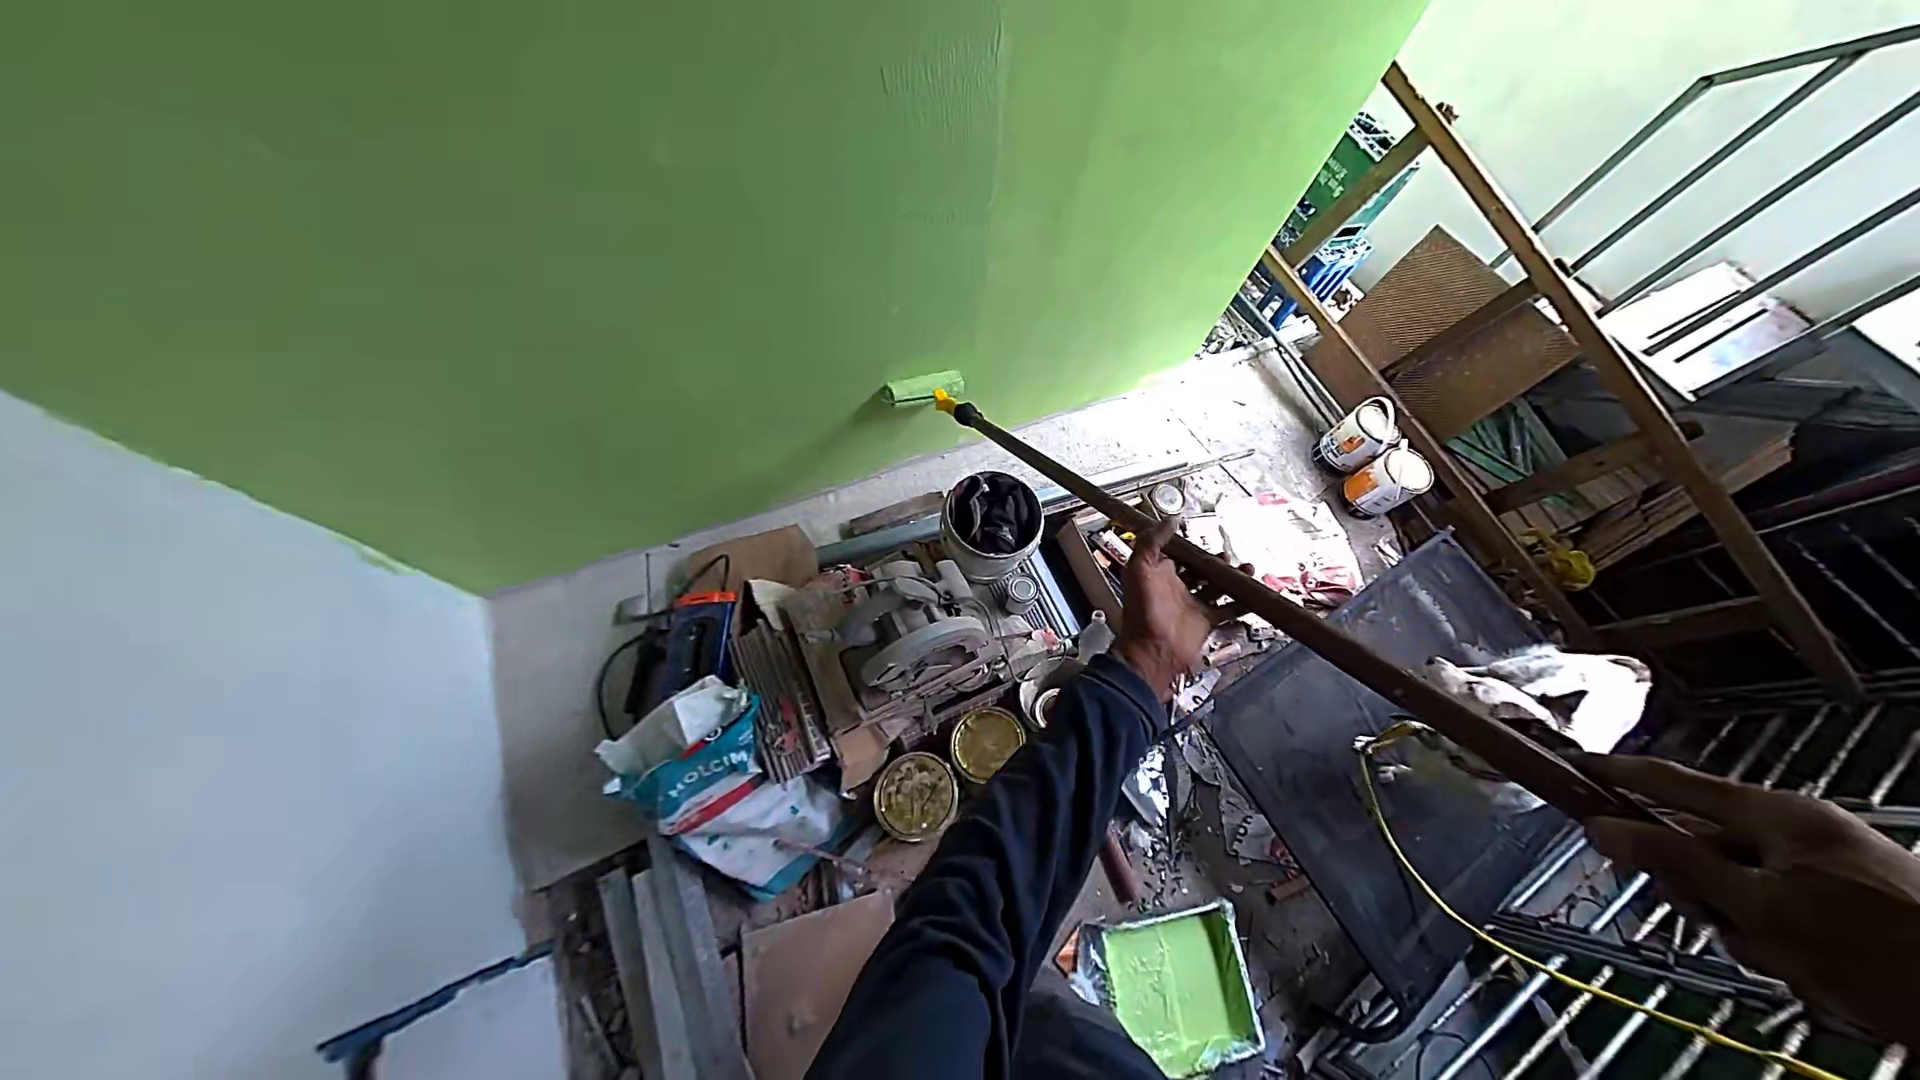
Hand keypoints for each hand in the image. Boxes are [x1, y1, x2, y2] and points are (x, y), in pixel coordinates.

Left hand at [1110, 518, 1244, 701]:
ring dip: (1231, 577)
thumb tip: (1170, 521)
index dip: (1189, 546)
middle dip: (1214, 562)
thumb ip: (1152, 542)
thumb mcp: (1140, 568)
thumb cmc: (1142, 610)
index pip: (1176, 554)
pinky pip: (1228, 608)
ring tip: (1246, 569)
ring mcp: (1191, 604)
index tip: (1203, 536)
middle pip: (1199, 569)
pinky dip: (1242, 602)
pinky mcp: (1206, 620)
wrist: (1154, 649)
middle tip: (1227, 556)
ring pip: (1216, 586)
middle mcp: (1175, 587)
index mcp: (1158, 573)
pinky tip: (1253, 594)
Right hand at [1581, 754, 1919, 1044]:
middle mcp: (1797, 835)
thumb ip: (1674, 861)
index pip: (1670, 781)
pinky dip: (1780, 948)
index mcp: (1777, 815)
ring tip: (1787, 963)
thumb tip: (1600, 827)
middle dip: (1696, 889)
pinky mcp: (1850, 912)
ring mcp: (1827, 874)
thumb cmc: (1886, 950)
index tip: (1570, 765)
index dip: (1614, 771)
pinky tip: (1816, 976)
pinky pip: (1776, 917)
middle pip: (1699, 846)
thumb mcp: (1763, 908)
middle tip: (1713, 918)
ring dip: (1742, 930)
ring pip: (1734, 890)